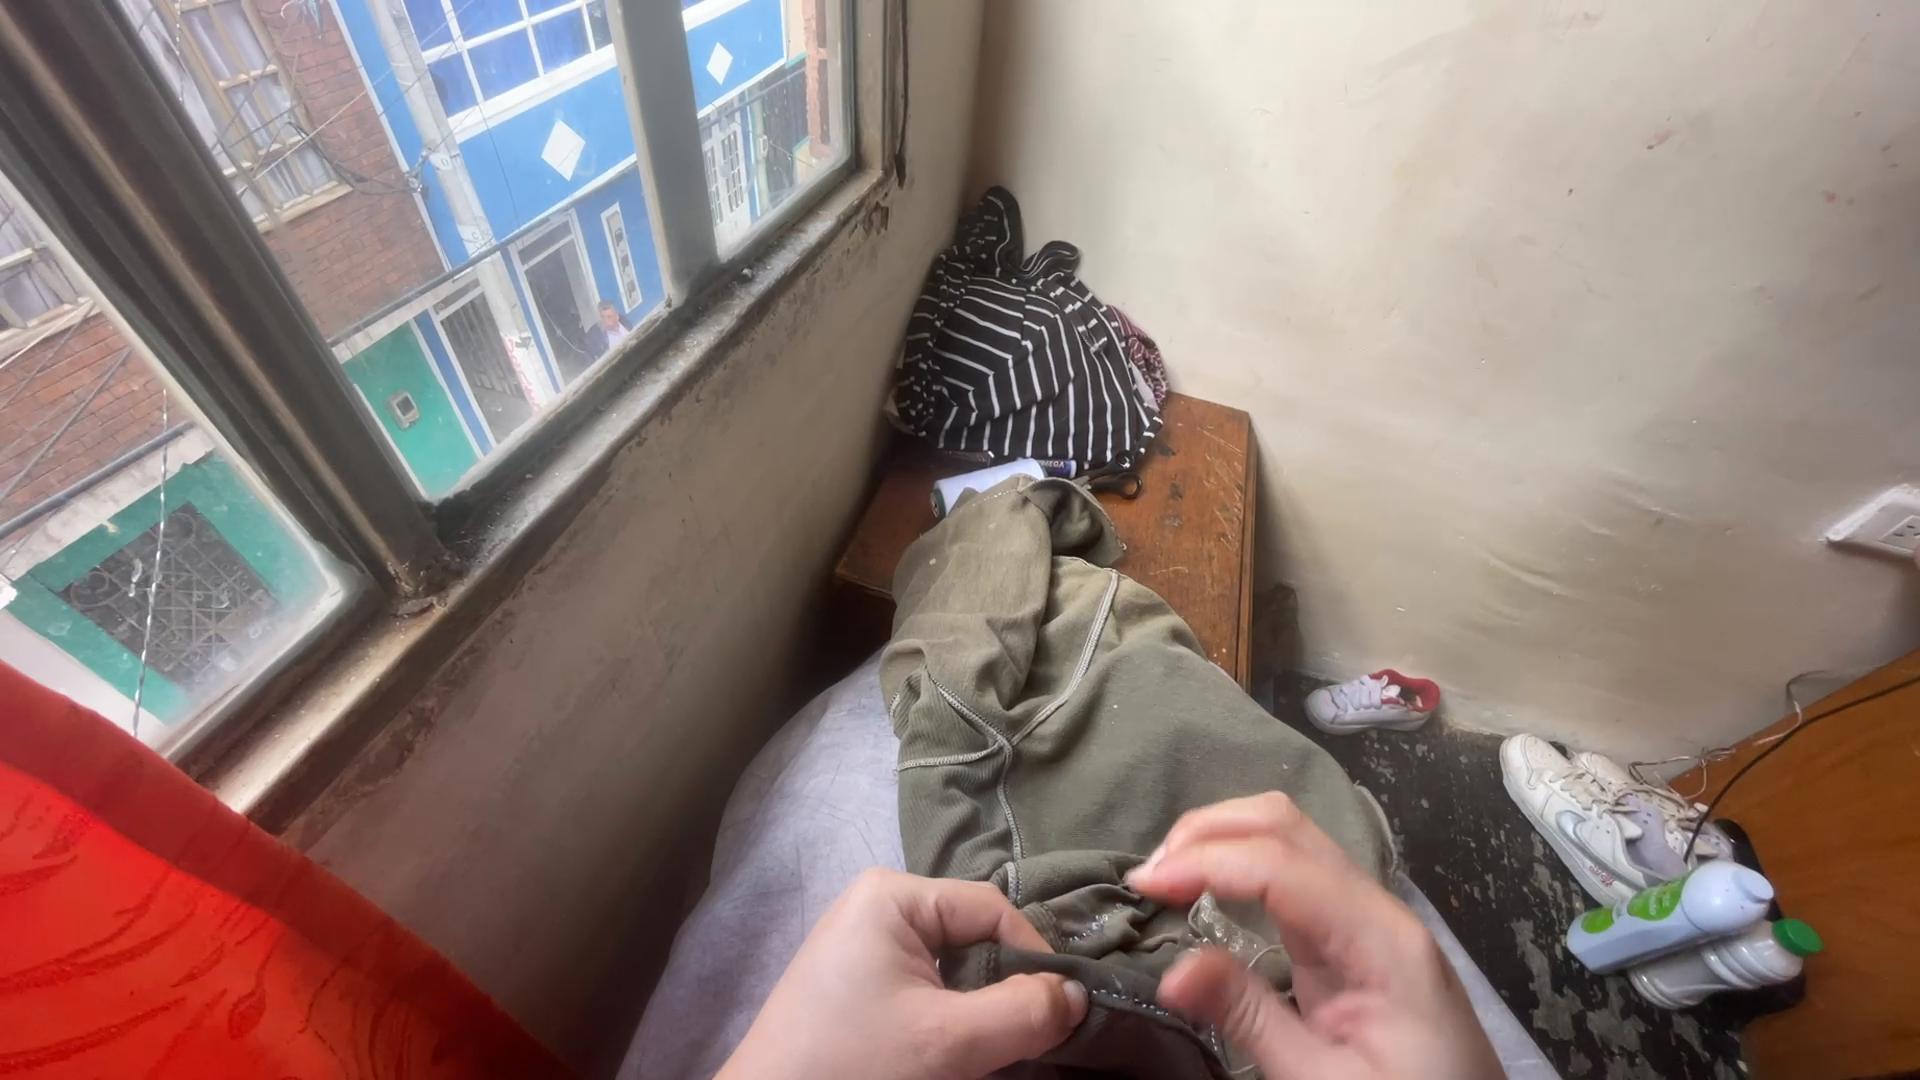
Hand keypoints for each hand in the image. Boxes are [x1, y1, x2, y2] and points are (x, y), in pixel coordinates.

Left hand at [716, 868, 1087, 1079]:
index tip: (1066, 1008)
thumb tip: (1078, 994)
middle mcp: (879, 900)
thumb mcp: (945, 1044)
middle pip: (970, 932)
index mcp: (894, 893)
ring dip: (981, 1004)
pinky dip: (951, 1012)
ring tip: (1003, 1044)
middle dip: (1006, 982)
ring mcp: (864, 937)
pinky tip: (962, 1047)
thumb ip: (1020, 1014)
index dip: (1033, 954)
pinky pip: (923, 980)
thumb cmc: (855, 1068)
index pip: (989, 907)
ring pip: (949, 961)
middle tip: (1038, 1032)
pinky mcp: (856, 976)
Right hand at [1127, 793, 1502, 1079]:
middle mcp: (1376, 907)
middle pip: (1283, 823)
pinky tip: (1204, 883)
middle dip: (1207, 831)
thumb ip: (1249, 1019)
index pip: (1280, 864)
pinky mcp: (1349, 927)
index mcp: (1382, 941)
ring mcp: (1365, 912)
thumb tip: (1169, 971)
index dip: (1204, 861)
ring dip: (1218, 836)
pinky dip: (1235, 858)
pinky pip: (1287, 864)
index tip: (1144, 885)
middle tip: (1150, 875)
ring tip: (1167, 874)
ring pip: (1284, 831)